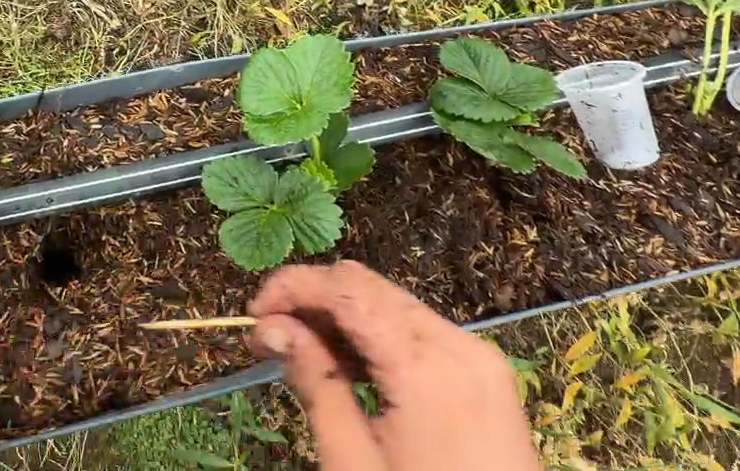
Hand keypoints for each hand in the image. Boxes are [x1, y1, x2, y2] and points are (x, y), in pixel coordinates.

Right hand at [246, 261, 539, 470]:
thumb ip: (315, 383)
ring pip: (391, 302)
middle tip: (271, 337)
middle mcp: (458, 343)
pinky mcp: (486, 373)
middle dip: (312, 299)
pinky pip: (418, 329)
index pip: (344, 289)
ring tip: (303, 354)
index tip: (252, 316)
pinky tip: (350, 367)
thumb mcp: (354, 464)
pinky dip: (376, 334)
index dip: (292, 287)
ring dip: (341, 315)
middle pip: (367, 286)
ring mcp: (478, 356)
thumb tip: (273, 327)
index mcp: (425, 365)